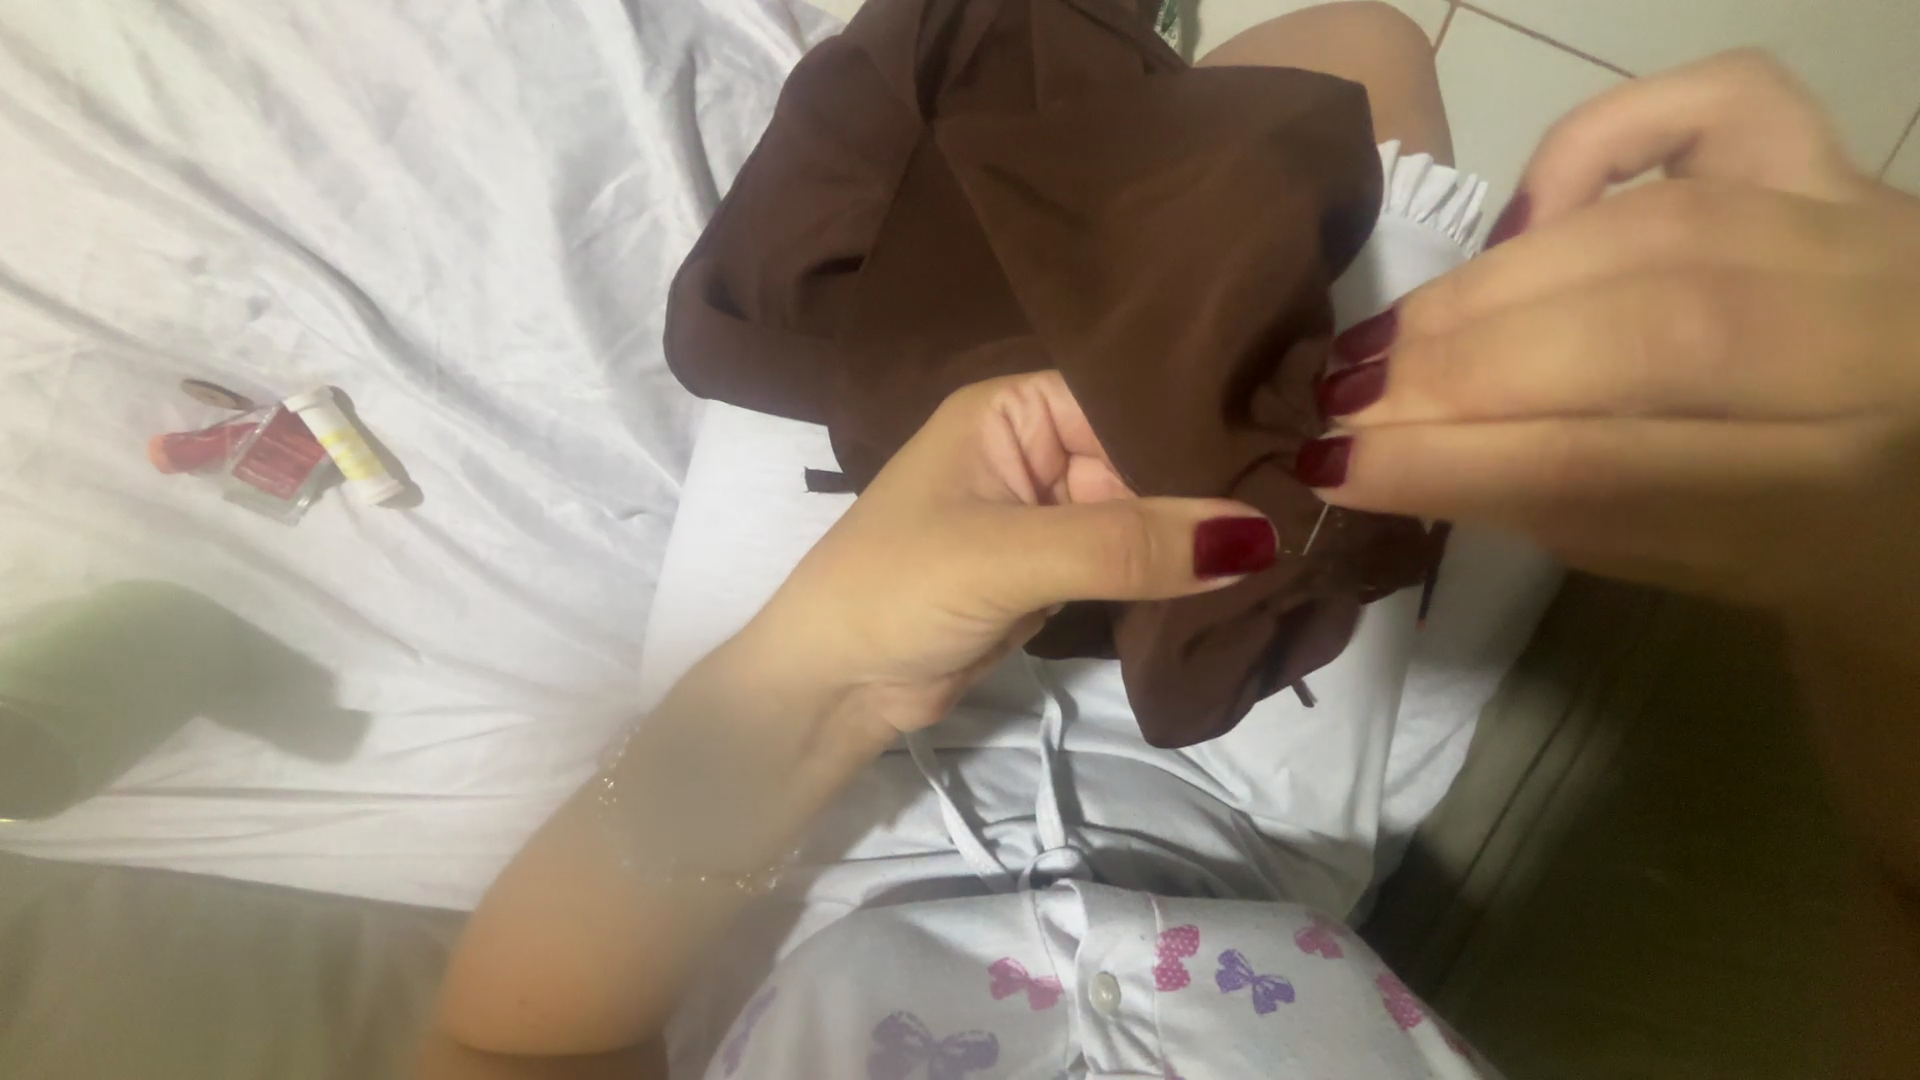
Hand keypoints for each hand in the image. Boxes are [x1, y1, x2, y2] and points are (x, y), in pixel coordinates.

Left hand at [736, 371, 1276, 736]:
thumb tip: (1258, 537)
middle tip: (1312, 503)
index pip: (1125, 396)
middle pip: (1142, 456)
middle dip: (1208, 487)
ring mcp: (1047, 513)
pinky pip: (1126, 563)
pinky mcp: (1055, 571)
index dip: (1199, 420)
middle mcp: (1034, 449)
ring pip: (1141, 515)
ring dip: (1195, 536)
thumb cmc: (895, 589)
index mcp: (1012, 409)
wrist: (835, 682)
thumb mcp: (1005, 556)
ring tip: (1294, 539)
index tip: (1292, 443)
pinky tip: (1237, 577)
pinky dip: (1168, 574)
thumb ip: (1123, 545)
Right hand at [1300, 51, 1919, 641]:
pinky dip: (1593, 142)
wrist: (1919, 462)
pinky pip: (1719, 103)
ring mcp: (1860, 232)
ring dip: (1474, 294)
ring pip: (1638, 232)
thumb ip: (1523, 503)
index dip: (1437, 462)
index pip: (1592, 470)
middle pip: (1624, 338)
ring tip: (1377, 344)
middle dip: (1444, 374)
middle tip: (1339, 402)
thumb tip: (1367, 453)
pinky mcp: (1835, 164)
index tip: (1325, 465)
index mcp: (1820, 498)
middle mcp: (1870, 352)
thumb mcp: (1649, 563)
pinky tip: (1521, 217)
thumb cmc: (1765, 539)